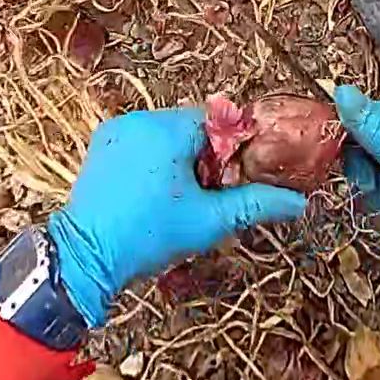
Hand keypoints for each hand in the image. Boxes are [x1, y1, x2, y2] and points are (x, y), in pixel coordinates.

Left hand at [49, 107, 307, 325]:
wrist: (82, 260)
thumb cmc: (148, 236)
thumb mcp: (207, 221)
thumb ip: (255, 204)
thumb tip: (298, 202)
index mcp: (168, 129)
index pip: (218, 119)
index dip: (231, 145)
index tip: (233, 173)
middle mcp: (142, 119)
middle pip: (193, 124)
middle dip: (207, 152)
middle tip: (208, 189)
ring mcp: (119, 129)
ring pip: (168, 130)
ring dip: (181, 153)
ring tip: (180, 192)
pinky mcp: (103, 142)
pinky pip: (144, 138)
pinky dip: (156, 155)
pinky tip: (154, 187)